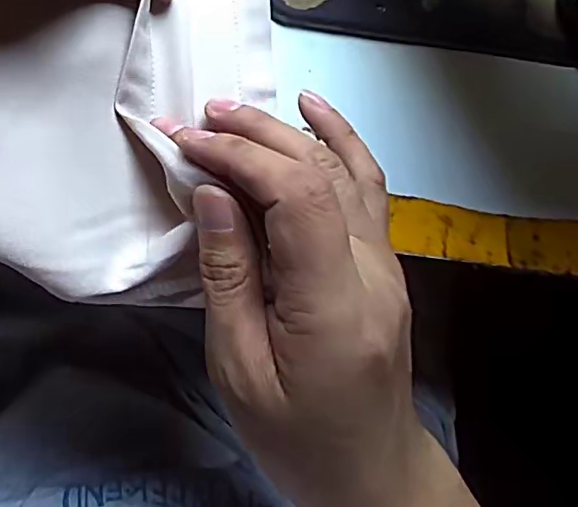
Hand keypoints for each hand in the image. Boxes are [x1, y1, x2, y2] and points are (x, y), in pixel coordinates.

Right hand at [158, 94, 474, 506]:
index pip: (296, 198)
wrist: (371, 470)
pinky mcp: (383, 252)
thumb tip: (212, 194)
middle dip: (254, 135)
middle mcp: (371, 267)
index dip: (242, 158)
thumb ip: (227, 275)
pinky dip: (340, 135)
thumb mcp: (240, 371)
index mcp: (335, 304)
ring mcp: (385, 255)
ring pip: (341, 167)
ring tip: (237, 110)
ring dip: (285, 129)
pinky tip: (313, 106)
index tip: (192, 143)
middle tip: (202, 117)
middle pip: (317, 172)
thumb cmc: (299, 436)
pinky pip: (365, 181)